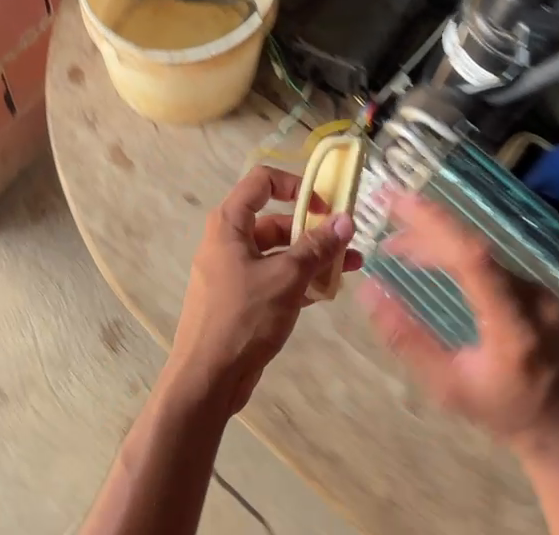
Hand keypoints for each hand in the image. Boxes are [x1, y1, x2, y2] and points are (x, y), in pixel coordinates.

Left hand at [165, 165, 362, 413]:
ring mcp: (234, 270)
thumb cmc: (242, 317)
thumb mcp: (286, 278)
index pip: (262, 181)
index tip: (324, 204)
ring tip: (351, 267)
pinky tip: (329, 291)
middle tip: (349, 241)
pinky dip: (300, 280)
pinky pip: (275, 277)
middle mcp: (229, 240)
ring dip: (312, 257)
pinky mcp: (242, 298)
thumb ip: (317, 248)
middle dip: (314, 229)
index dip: (295, 184)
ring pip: (279, 252)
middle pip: (275, 219)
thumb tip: (346, 220)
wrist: (207, 376)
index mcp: (230, 223)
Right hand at [359, 192, 558, 463]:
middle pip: (473, 247)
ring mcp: (543, 294)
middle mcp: (533, 300)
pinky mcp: (544, 294)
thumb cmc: (507, 414)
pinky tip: (436, 263)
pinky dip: (459, 258)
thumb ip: (408, 339)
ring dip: (438, 244)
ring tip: (397, 247)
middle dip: (424, 226)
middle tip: (385, 212)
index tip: (398, 200)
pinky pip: (494, 265)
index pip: (473, 258)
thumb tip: (369, 291)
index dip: (434, 223)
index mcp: (512, 325)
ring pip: (482, 254)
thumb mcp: (449, 386)